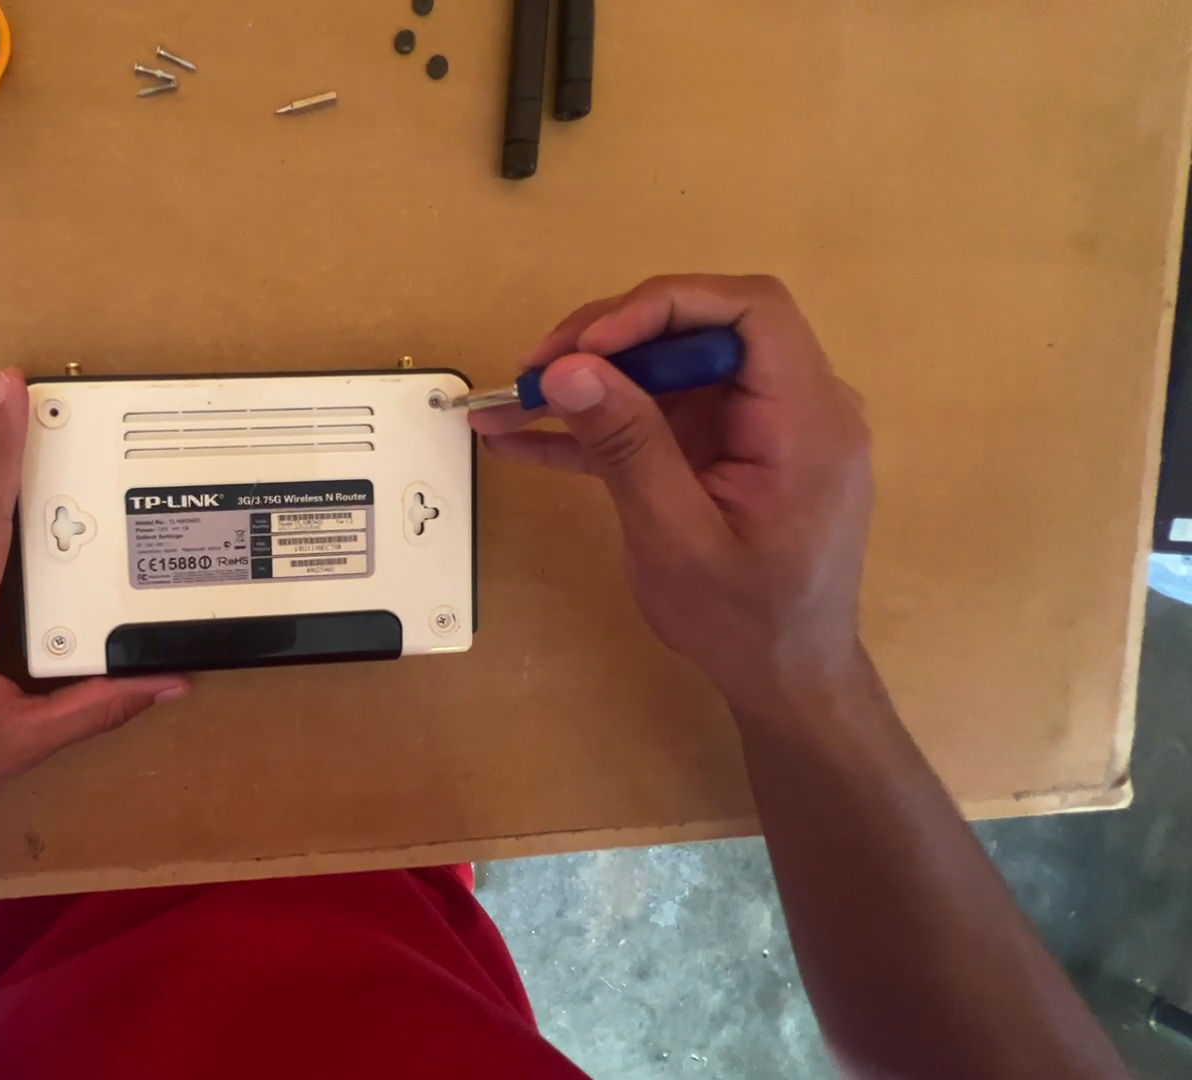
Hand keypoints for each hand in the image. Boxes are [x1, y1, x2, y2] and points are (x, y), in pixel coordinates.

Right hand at [471, 275, 871, 710]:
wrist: (779, 676)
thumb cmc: (742, 620)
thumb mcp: (675, 535)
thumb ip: (626, 446)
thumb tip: (567, 370)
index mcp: (803, 418)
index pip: (748, 311)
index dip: (660, 308)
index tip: (585, 347)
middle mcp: (781, 407)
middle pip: (692, 334)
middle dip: (603, 345)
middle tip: (530, 373)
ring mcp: (743, 430)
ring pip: (657, 376)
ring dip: (581, 386)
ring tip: (508, 404)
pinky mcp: (708, 453)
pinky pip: (645, 424)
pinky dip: (585, 430)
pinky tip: (519, 439)